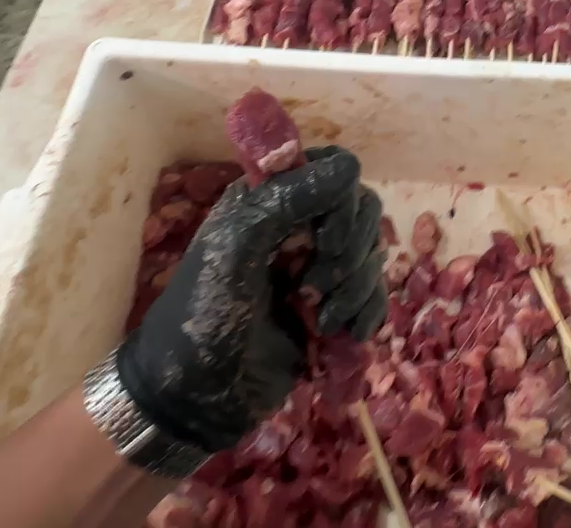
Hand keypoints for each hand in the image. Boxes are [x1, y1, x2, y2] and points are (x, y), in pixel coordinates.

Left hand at [115, 147, 387, 453]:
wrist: (194, 401)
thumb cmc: (203, 317)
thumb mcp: (235, 248)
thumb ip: (285, 199)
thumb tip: (349, 168)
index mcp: (272, 198)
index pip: (336, 170)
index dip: (343, 202)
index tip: (327, 239)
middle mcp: (301, 224)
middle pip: (364, 210)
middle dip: (350, 253)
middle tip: (314, 288)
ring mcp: (320, 266)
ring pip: (372, 253)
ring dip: (356, 289)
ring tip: (322, 321)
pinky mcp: (335, 306)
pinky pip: (376, 293)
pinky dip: (369, 311)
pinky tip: (348, 333)